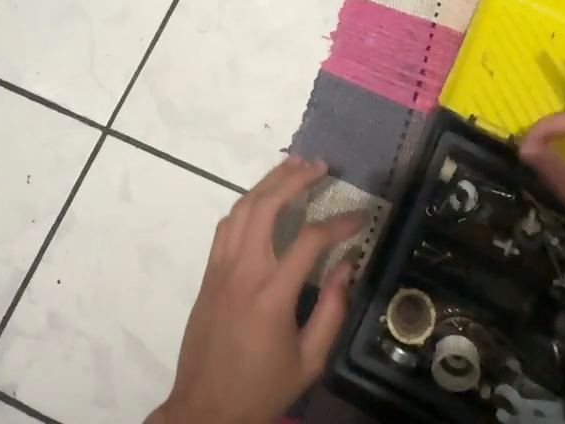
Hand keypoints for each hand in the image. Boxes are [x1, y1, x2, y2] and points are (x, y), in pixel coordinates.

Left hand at [150, 156, 363, 423]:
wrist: (204, 410)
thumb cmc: (262, 388)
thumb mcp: (309, 361)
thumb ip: (332, 311)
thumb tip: (347, 265)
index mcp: (272, 296)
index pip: (310, 240)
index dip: (339, 223)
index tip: (359, 217)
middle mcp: (243, 272)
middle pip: (267, 206)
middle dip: (295, 179)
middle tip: (321, 165)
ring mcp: (221, 269)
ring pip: (242, 208)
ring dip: (269, 181)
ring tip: (294, 165)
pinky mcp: (209, 273)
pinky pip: (227, 225)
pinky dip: (247, 203)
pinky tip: (264, 197)